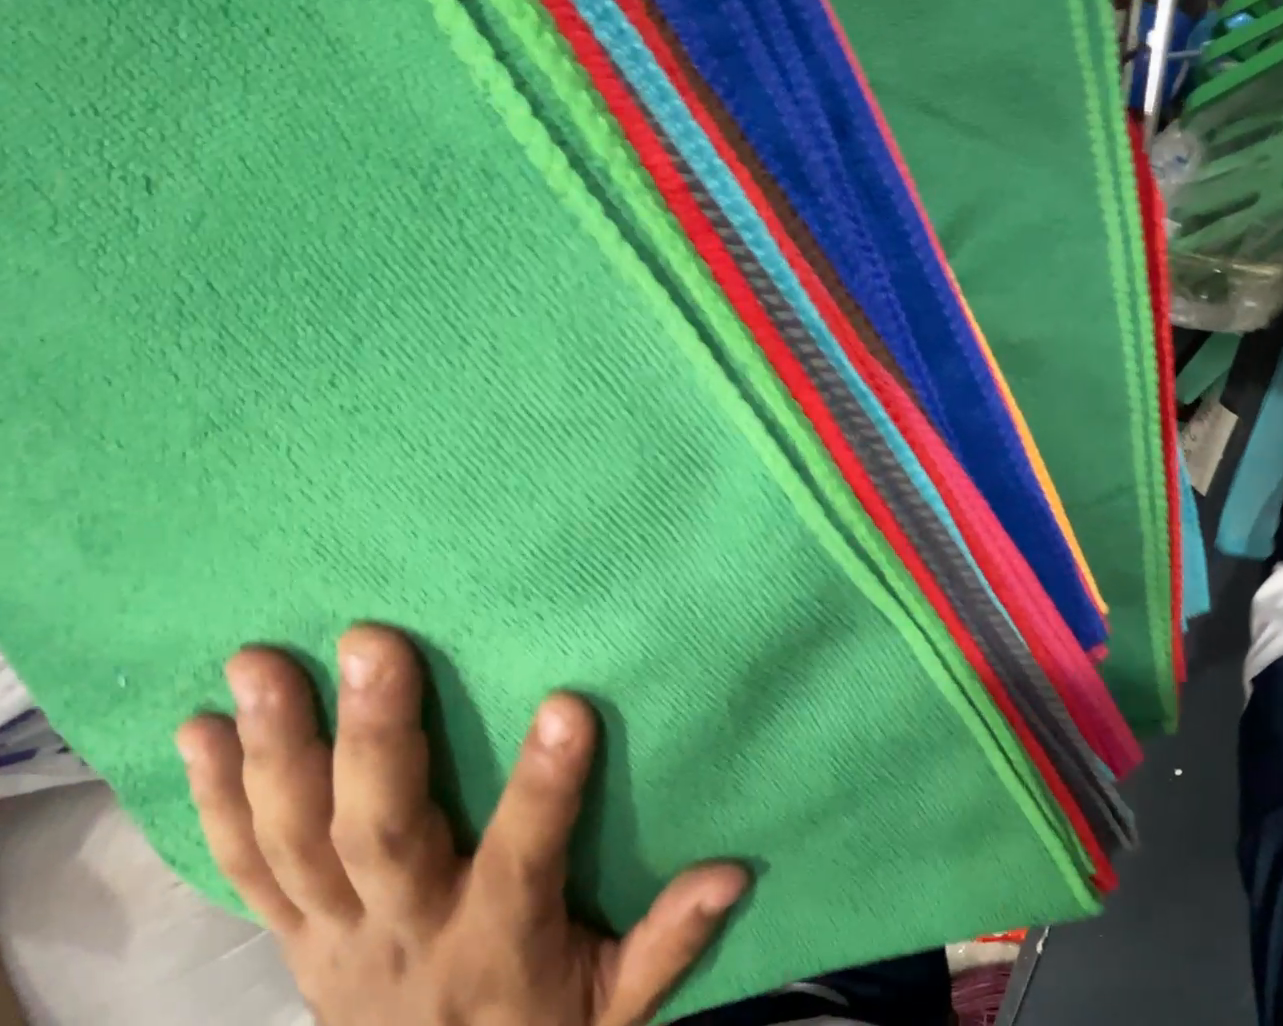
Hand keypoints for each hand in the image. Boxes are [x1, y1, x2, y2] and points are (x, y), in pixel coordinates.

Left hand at [174, 624, 749, 1025]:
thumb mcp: (617, 1007)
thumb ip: (669, 941)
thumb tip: (733, 871)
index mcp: (496, 940)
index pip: (524, 854)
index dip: (546, 785)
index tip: (568, 706)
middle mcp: (404, 929)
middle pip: (381, 833)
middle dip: (375, 736)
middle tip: (371, 644)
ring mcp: (333, 931)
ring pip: (294, 838)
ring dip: (276, 748)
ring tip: (259, 661)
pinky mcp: (294, 932)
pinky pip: (245, 866)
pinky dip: (217, 799)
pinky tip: (198, 729)